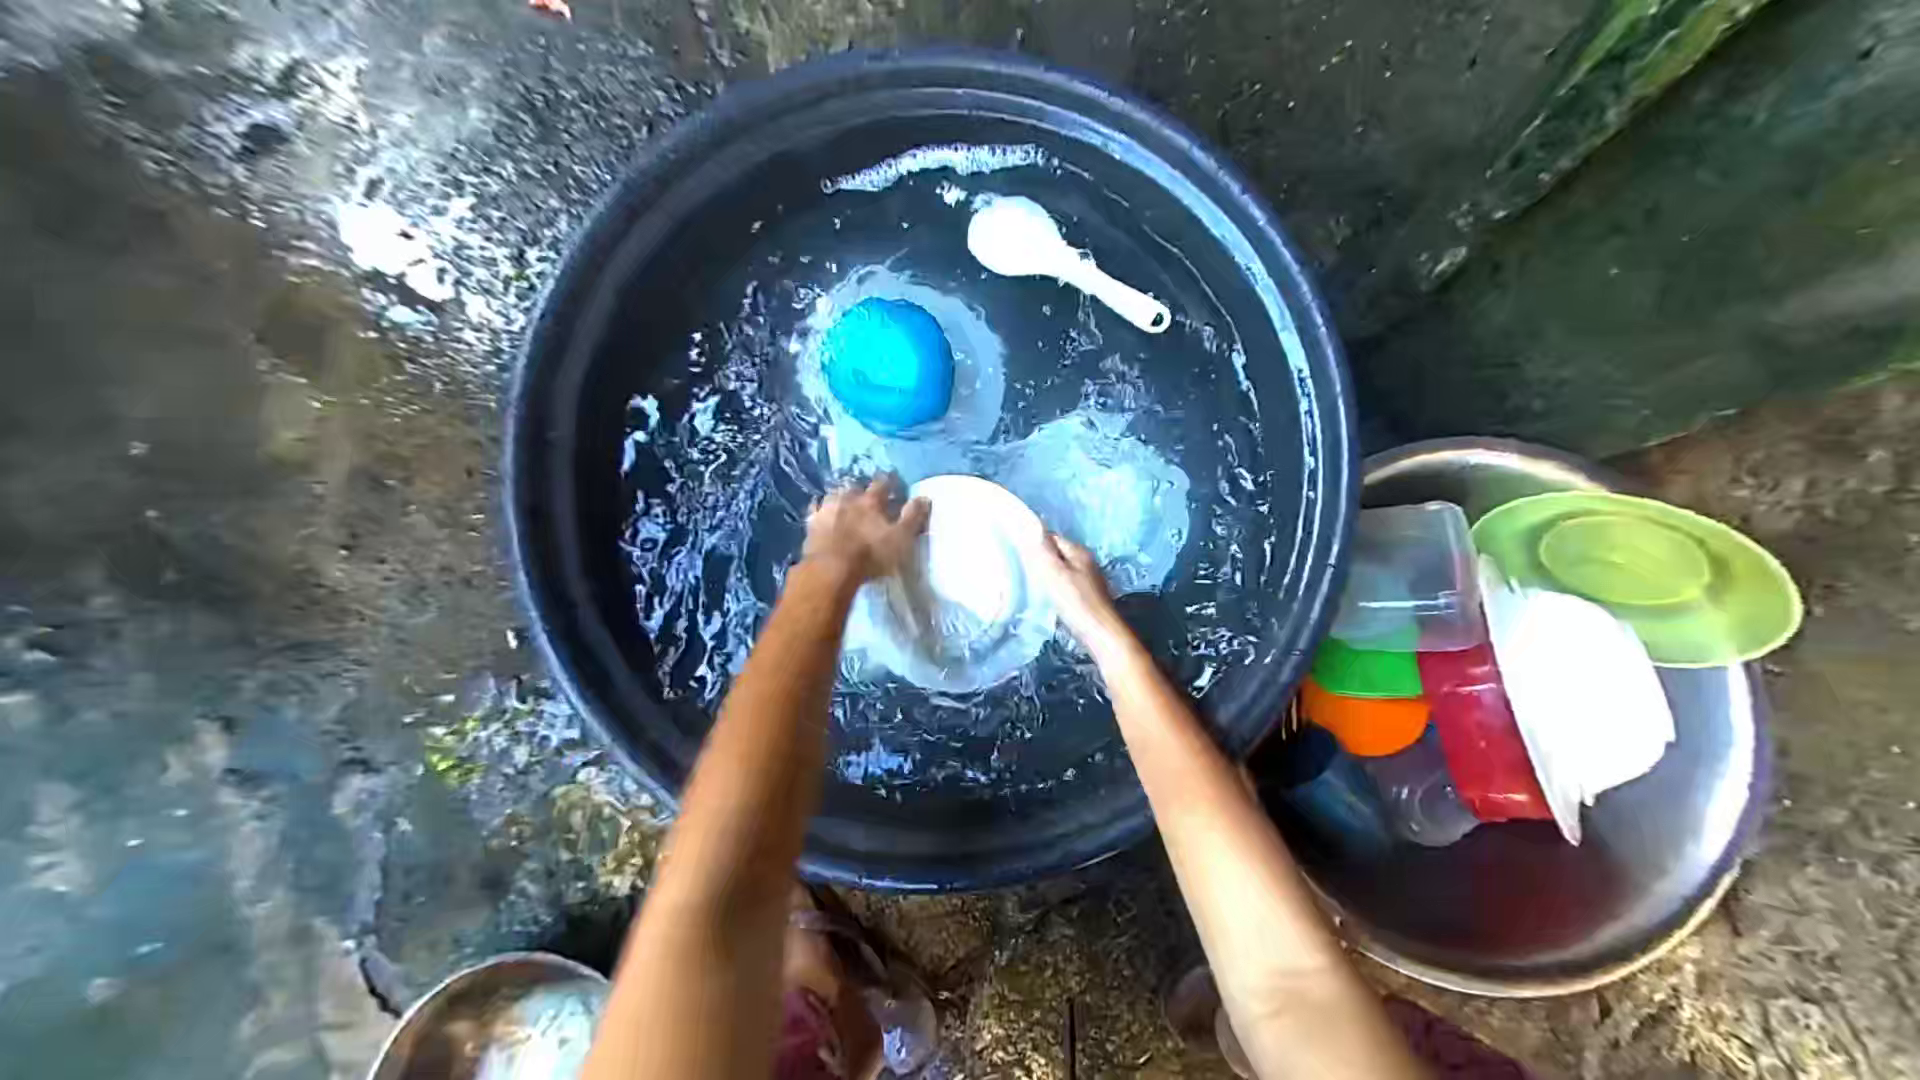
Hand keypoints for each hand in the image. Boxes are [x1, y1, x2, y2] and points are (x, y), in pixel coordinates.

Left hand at [803, 474, 930, 583]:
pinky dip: (820, 510)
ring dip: (840, 497)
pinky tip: (821, 513)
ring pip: (834, 496)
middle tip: (866, 495)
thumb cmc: (871, 555)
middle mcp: (847, 499)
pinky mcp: (810, 525)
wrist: (831, 569)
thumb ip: (913, 518)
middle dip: (862, 489)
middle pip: (855, 487)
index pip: (883, 484)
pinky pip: (815, 511)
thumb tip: (925, 497)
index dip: (889, 482)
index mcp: (871, 501)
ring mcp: (826, 510)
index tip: (894, 482)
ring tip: (844, 503)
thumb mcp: (901, 539)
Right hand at [1031, 532, 1129, 656]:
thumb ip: (1042, 549)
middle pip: (1058, 552)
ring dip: (1049, 573)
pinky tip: (1051, 597)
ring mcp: (1090, 577)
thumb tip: (1031, 523)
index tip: (1019, 555)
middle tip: (1023, 570)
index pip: (1051, 537)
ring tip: (1034, 584)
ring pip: (1063, 568)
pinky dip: (1058, 585)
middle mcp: (1086, 560)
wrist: (1101, 634)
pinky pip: (1068, 582)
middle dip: (1041, 557)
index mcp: (1078, 551)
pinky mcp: (1089, 594)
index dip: (1034, 543)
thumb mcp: (1054, 572)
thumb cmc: (1075, 602)